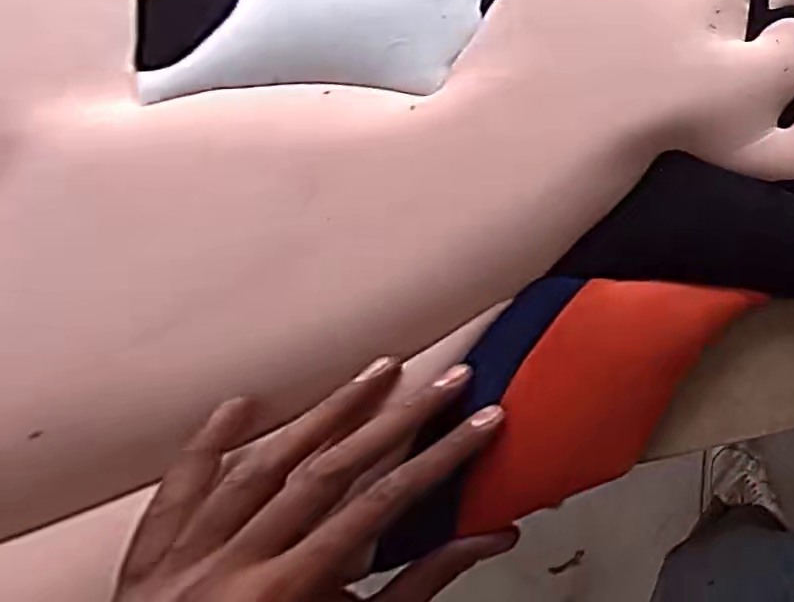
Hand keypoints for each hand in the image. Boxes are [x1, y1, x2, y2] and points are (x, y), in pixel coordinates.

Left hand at [115, 358, 514, 601]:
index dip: (443, 455)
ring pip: (261, 468)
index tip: (487, 419)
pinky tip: (239, 406)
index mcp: (279, 596)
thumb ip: (420, 585)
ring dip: (328, 412)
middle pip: (327, 472)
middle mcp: (224, 574)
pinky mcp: (143, 573)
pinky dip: (204, 449)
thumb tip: (494, 536)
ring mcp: (177, 570)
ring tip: (379, 369)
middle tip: (450, 379)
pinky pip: (174, 500)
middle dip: (399, 418)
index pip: (381, 503)